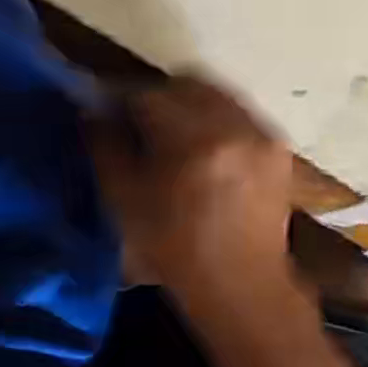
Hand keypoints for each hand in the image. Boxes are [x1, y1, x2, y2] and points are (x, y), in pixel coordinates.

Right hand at [86, 74, 294, 302]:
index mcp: (193, 141)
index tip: (104, 111)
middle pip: (186, 83)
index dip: (120, 99)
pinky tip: (197, 147)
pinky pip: (236, 112)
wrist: (238, 283)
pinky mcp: (276, 147)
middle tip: (134, 120)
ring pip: (215, 93)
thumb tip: (91, 111)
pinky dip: (211, 118)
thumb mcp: (123, 199)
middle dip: (155, 95)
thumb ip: (105, 147)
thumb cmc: (170, 246)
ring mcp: (262, 135)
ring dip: (184, 103)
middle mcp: (234, 127)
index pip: (148, 94)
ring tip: (165, 132)